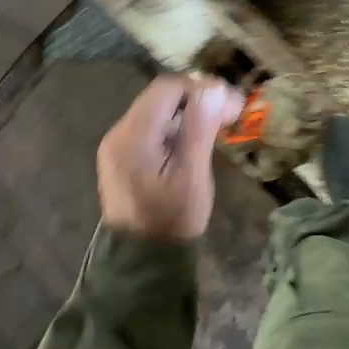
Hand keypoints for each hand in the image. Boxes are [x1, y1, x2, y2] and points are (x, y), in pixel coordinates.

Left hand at [97, 76, 243, 241]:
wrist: (142, 262)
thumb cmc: (172, 219)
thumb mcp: (191, 174)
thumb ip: (200, 127)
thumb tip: (214, 86)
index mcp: (132, 135)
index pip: (168, 87)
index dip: (202, 88)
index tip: (231, 106)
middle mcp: (118, 133)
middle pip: (160, 97)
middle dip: (197, 99)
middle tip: (229, 115)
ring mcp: (117, 145)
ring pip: (157, 111)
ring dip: (188, 113)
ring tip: (217, 128)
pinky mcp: (122, 157)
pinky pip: (150, 129)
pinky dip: (174, 128)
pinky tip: (195, 142)